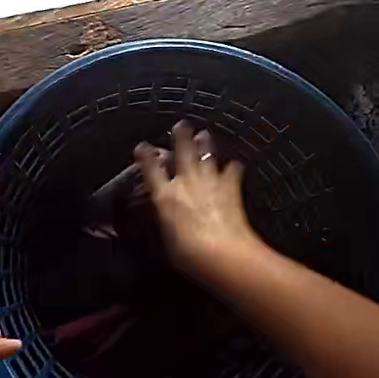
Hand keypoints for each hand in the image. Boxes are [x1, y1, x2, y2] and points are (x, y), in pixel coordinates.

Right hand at [135, 120, 262, 280]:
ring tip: (204, 134)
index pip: (151, 171)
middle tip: (180, 125)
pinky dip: (233, 168)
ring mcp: (210, 184)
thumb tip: (165, 220)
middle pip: (182, 154)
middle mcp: (186, 184)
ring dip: (205, 146)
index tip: (141, 146)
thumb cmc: (189, 253)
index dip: (145, 157)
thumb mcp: (166, 240)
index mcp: (165, 196)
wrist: (223, 253)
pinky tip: (237, 163)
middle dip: (180, 138)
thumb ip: (164, 223)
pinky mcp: (231, 191)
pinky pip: (232, 174)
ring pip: (206, 158)